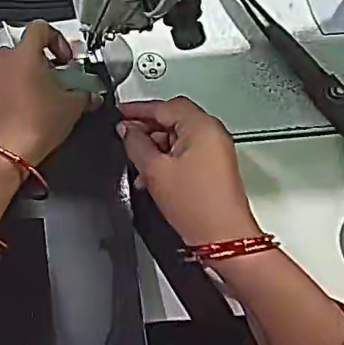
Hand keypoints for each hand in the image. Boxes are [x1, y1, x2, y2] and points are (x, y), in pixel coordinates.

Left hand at [0, 21, 91, 167]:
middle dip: (42, 58)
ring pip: (4, 59)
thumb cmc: (34, 125)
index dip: (57, 39)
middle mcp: (5, 61)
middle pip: (24, 46)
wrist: (10, 150)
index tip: (65, 58)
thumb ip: (85, 94)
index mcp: (26, 54)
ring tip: (35, 85)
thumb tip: (89, 96)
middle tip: (57, 75)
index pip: (40, 28)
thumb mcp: (72, 106)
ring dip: (20, 68)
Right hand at [118, 97, 259, 245]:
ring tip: (138, 161)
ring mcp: (215, 150)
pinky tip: (152, 173)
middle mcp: (212, 133)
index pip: (163, 106)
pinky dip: (167, 156)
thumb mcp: (154, 170)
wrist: (223, 238)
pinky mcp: (214, 166)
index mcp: (201, 126)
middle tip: (125, 134)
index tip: (120, 112)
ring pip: (177, 135)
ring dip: (155, 145)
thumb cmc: (199, 206)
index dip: (137, 109)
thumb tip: (126, 130)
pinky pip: (185, 150)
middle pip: (172, 118)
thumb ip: (135, 143)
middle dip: (147, 127)